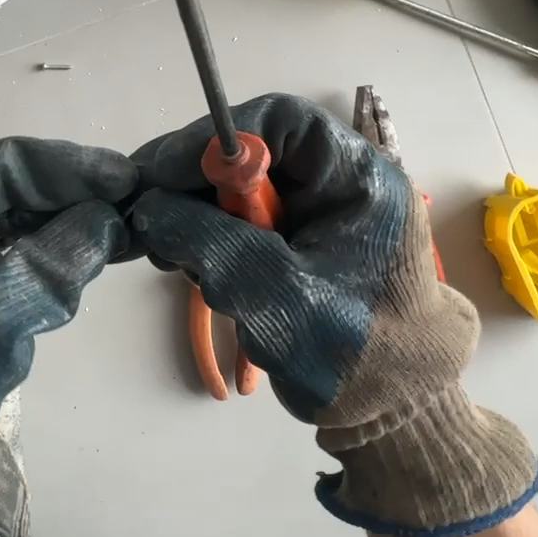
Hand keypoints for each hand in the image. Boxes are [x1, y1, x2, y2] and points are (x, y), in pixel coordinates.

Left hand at [0, 138, 133, 536]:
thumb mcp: (0, 317)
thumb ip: (55, 263)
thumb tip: (108, 220)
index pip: (1, 167)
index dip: (65, 166)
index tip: (119, 178)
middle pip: (12, 187)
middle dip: (72, 192)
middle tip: (130, 199)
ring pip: (18, 217)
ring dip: (68, 219)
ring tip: (121, 224)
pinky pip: (17, 248)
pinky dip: (55, 249)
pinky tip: (92, 252)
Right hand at [130, 94, 537, 536]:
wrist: (391, 414)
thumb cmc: (352, 354)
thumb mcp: (271, 293)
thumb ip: (205, 239)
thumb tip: (145, 206)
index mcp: (358, 179)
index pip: (279, 122)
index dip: (214, 138)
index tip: (162, 172)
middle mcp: (337, 182)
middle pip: (250, 153)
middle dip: (194, 181)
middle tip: (147, 210)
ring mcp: (315, 212)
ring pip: (236, 188)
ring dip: (195, 213)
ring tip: (166, 248)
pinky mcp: (295, 240)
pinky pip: (239, 219)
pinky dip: (206, 235)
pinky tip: (186, 260)